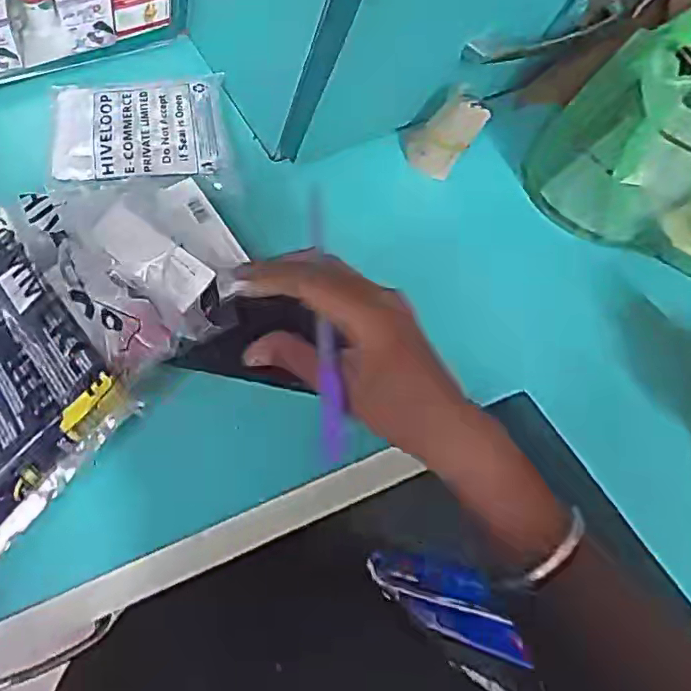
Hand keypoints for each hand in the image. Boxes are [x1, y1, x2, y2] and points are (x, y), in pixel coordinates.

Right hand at [236, 252, 479, 464]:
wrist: (449, 426)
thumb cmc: (398, 411)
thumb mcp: (340, 387)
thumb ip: (294, 357)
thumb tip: (253, 348)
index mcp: (369, 314)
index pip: (311, 281)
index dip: (271, 277)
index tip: (241, 281)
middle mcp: (379, 296)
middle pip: (321, 264)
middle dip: (279, 266)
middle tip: (245, 277)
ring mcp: (386, 298)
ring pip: (333, 267)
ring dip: (296, 269)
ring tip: (263, 281)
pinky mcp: (386, 306)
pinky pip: (343, 278)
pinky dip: (313, 278)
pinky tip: (296, 293)